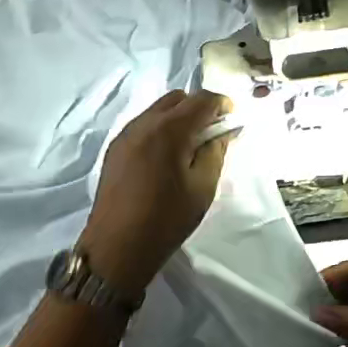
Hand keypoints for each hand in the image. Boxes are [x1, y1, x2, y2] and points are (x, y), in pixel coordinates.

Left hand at [79, 91, 233, 291]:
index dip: (222, 104)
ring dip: (178, 118)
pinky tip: (167, 157)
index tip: (233, 119)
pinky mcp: (114, 149)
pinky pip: (143, 126)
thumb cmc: (166, 219)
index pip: (202, 100)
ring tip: (190, 147)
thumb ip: (215, 151)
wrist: (117, 247)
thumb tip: (223, 131)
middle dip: (199, 108)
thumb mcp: (203, 187)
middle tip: (213, 133)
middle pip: (177, 99)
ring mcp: (125, 135)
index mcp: (169, 130)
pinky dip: (161, 130)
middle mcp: (144, 123)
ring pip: (158, 110)